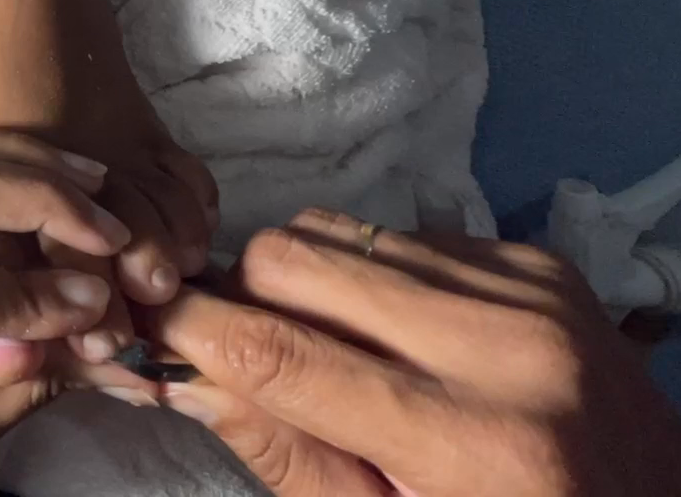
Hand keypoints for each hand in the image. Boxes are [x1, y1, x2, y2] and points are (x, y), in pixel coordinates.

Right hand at [148, 209, 680, 496]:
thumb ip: (281, 452)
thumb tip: (180, 370)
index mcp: (480, 449)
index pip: (280, 354)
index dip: (189, 326)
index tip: (144, 316)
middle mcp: (509, 349)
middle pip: (288, 259)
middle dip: (245, 295)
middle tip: (258, 341)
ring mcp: (529, 290)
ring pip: (325, 227)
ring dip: (303, 277)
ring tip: (339, 336)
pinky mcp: (536, 258)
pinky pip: (385, 228)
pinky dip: (363, 270)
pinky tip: (403, 325)